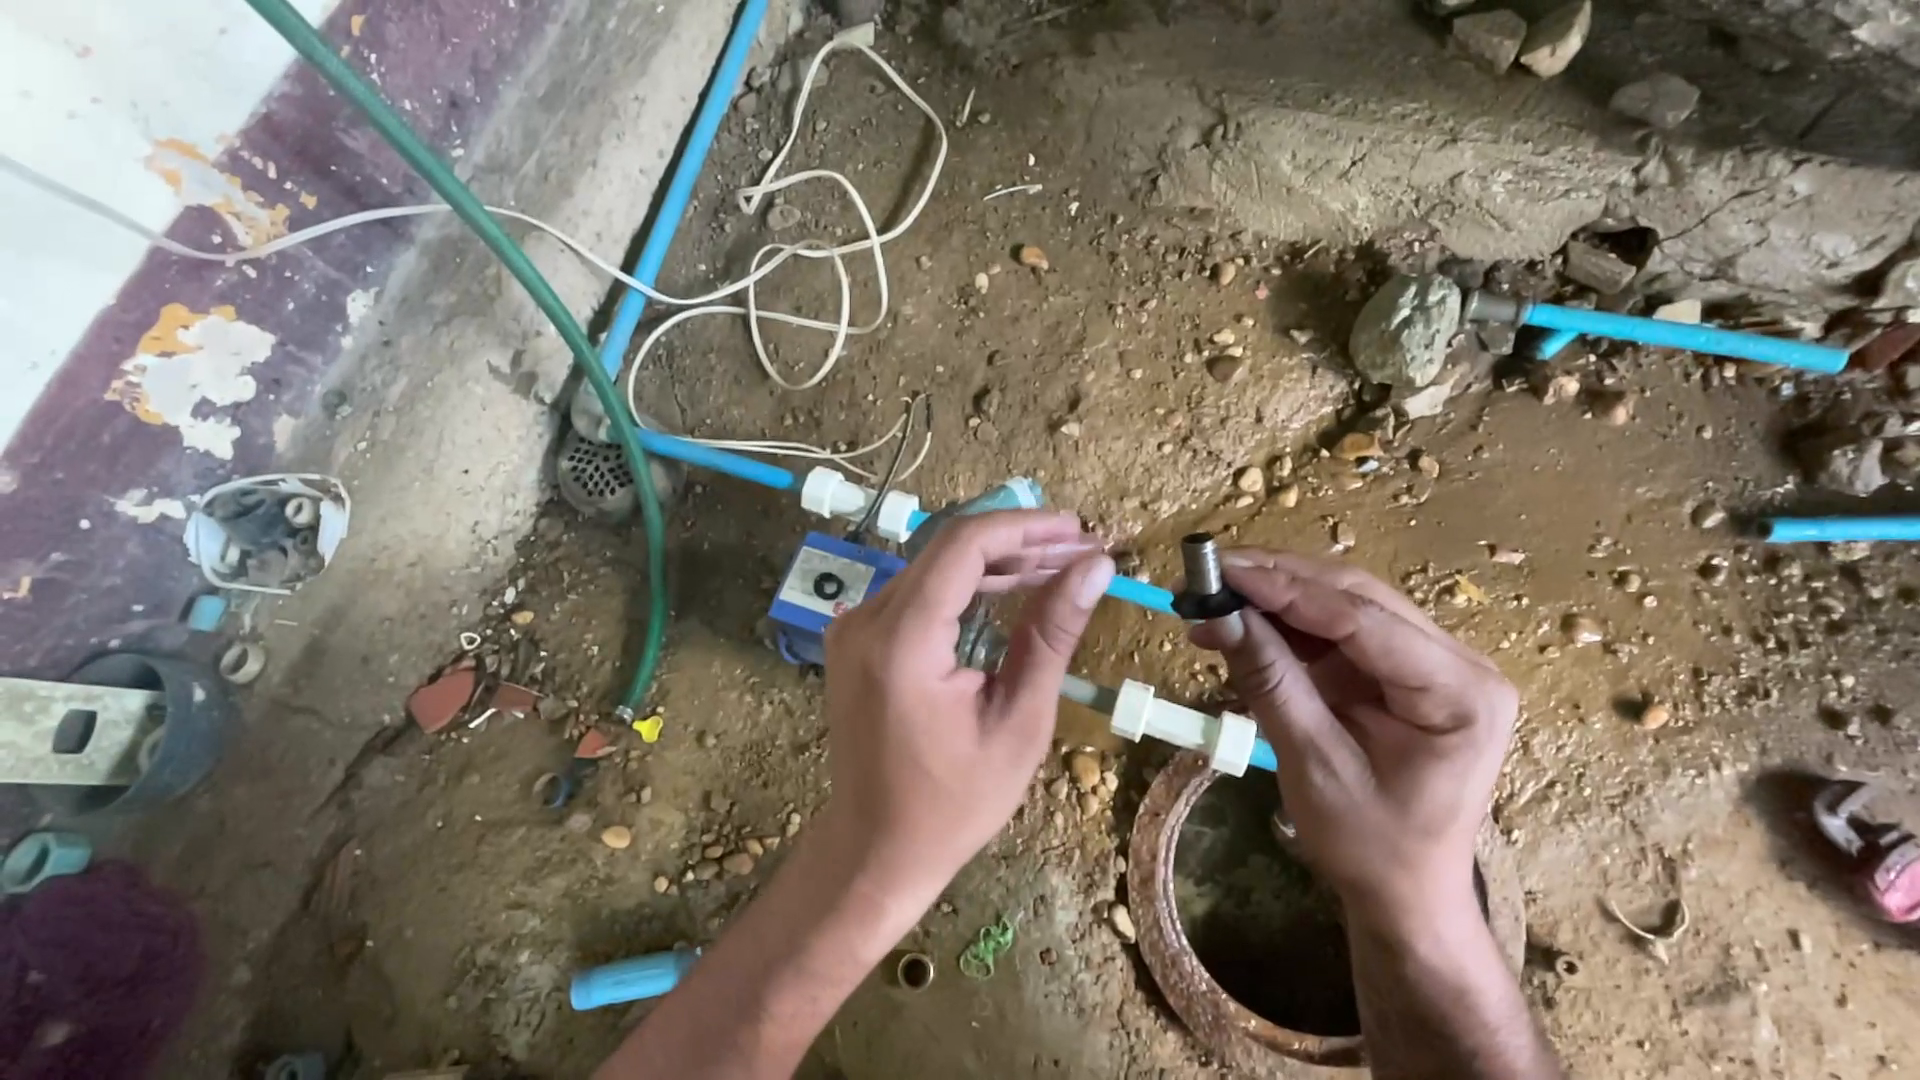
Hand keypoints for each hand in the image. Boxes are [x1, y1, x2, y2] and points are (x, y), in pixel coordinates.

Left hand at [819, 510, 1114, 899]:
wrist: (876, 847)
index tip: (1079, 531)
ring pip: (933, 566)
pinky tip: (1012, 590)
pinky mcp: (857, 639)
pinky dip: (966, 586)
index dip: (1024, 528)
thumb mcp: (1018, 723)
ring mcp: (854, 628)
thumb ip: (1051, 636)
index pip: (963, 546)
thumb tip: (1094, 569)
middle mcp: (866, 621)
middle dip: (1019, 543)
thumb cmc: (954, 803)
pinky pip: (918, 592)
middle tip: (1082, 552)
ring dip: (996, 562)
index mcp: (901, 642)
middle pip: (947, 549)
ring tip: (1060, 567)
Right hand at [1189, 550, 1517, 926]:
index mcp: (1459, 692)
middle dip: (1278, 581)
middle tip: (1210, 574)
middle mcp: (1458, 662)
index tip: (1223, 571)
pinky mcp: (1401, 669)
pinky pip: (1338, 630)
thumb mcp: (1313, 764)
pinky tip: (1241, 622)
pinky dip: (1287, 624)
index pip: (1363, 619)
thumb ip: (1270, 682)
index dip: (1287, 589)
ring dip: (1277, 598)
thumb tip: (1218, 614)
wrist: (1405, 891)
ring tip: (1213, 597)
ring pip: (1344, 604)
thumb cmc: (1370, 844)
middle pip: (1357, 598)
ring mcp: (1432, 662)